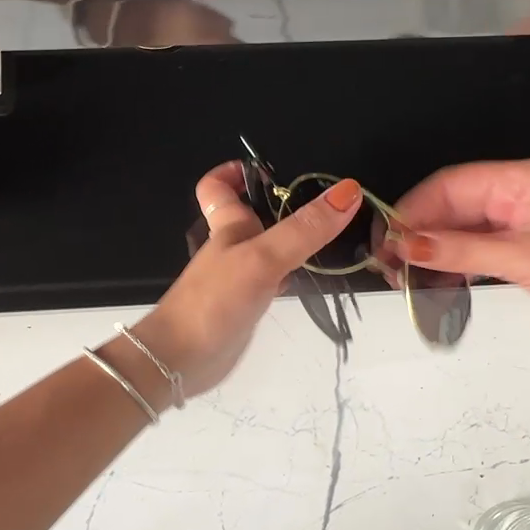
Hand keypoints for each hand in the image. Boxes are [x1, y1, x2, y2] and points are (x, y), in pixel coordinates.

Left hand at [128, 163, 362, 395]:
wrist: (180, 360)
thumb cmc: (215, 300)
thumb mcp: (263, 258)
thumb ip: (304, 229)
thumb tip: (349, 191)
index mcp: (226, 227)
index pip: (218, 187)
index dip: (234, 172)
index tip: (267, 170)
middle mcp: (230, 248)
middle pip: (249, 215)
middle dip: (279, 205)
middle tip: (321, 203)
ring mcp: (236, 279)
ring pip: (264, 248)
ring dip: (291, 241)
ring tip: (331, 236)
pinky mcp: (243, 307)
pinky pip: (270, 281)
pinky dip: (289, 276)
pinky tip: (310, 281)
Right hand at [391, 159, 529, 331]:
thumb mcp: (525, 257)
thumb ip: (463, 251)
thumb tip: (409, 244)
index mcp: (522, 180)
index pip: (452, 184)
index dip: (415, 208)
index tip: (388, 237)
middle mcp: (517, 194)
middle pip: (452, 207)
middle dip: (420, 232)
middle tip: (391, 262)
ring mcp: (519, 222)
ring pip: (461, 229)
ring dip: (434, 250)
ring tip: (406, 276)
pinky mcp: (523, 247)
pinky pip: (477, 248)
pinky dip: (455, 262)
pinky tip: (437, 280)